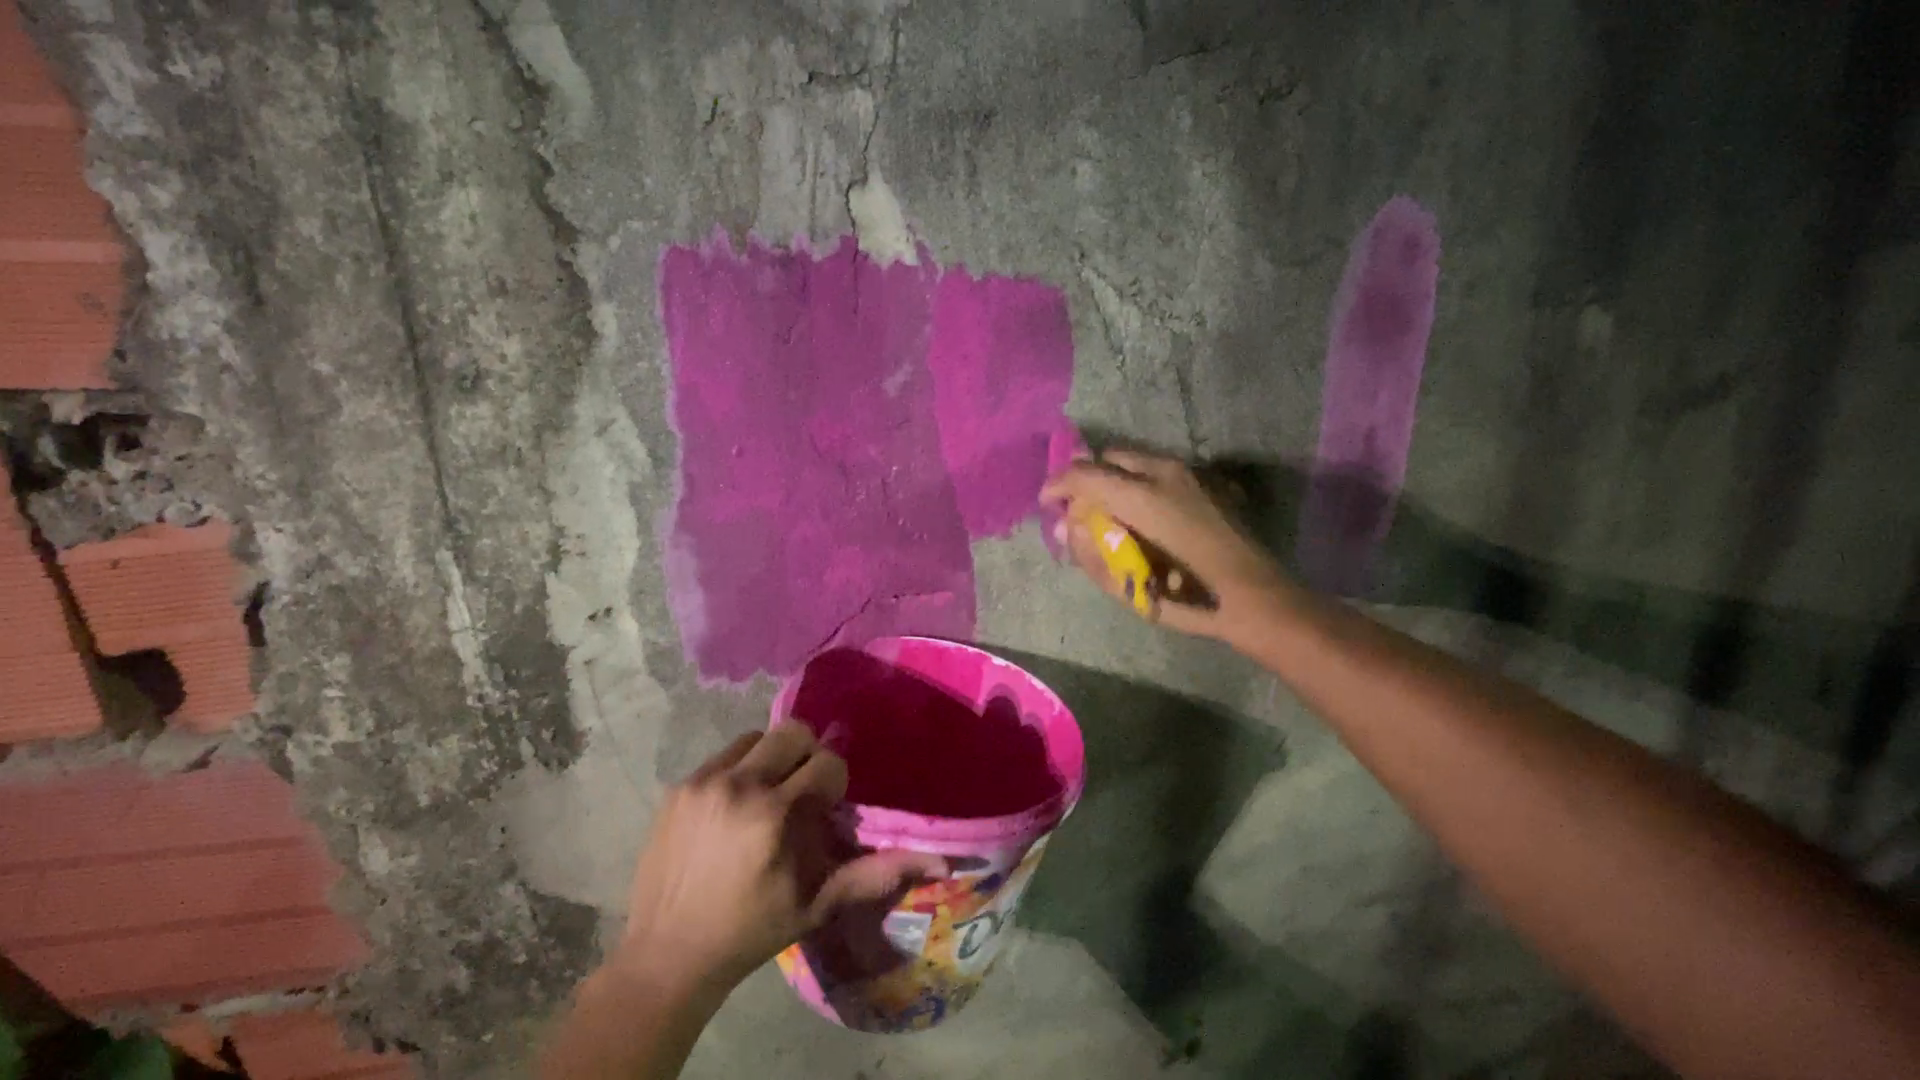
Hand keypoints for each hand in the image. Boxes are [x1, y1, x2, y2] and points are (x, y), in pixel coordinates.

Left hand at [613, 725, 946, 995]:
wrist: (668, 952)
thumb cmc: (751, 930)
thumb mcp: (817, 905)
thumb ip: (874, 873)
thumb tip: (938, 860)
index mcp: (776, 814)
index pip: (827, 762)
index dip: (835, 782)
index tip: (827, 809)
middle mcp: (739, 785)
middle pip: (792, 732)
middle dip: (807, 755)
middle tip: (803, 791)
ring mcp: (703, 782)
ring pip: (755, 738)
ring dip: (770, 759)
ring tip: (767, 797)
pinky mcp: (677, 787)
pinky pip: (720, 757)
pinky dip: (737, 772)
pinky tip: (734, 808)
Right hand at [1041, 449, 1293, 641]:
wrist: (1257, 597)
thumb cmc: (1189, 598)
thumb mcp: (1129, 586)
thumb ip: (1091, 553)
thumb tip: (1069, 529)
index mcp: (1141, 495)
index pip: (1085, 473)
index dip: (1058, 485)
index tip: (1047, 503)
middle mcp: (1164, 472)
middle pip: (1110, 459)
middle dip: (1089, 480)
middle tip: (1081, 511)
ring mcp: (1191, 474)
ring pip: (1137, 462)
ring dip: (1116, 482)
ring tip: (1112, 515)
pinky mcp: (1209, 482)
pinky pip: (1161, 473)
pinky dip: (1142, 486)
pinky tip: (1147, 518)